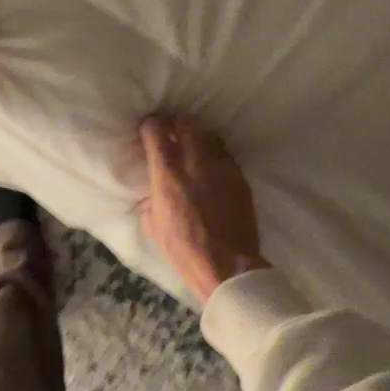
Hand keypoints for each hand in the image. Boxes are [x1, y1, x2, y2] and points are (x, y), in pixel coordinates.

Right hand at [139, 115, 267, 302]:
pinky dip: (216, 156)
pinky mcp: (240, 178)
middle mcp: (194, 163)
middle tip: (172, 133)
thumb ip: (151, 202)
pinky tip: (213, 169)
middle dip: (177, 124)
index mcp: (168, 175)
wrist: (229, 267)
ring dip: (199, 137)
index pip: (156, 131)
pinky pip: (225, 155)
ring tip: (195, 148)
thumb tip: (152, 196)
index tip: (149, 130)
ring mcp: (221, 168)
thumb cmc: (184, 250)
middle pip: (186, 123)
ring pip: (209, 135)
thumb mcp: (154, 227)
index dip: (151, 126)